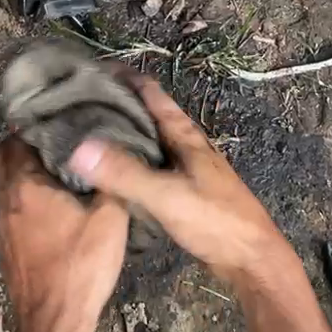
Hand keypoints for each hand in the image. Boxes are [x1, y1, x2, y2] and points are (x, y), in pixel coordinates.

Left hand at [0, 136, 130, 331]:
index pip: (18, 138)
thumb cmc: (82, 266)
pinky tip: (53, 202)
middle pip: (4, 156)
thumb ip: (110, 178)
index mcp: (25, 185)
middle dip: (27, 143)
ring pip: (5, 181)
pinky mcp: (5, 245)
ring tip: (59, 167)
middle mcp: (6, 199)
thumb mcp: (111, 217)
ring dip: (25, 170)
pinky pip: (10, 204)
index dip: (39, 125)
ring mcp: (1, 225)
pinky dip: (25, 194)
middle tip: (58, 139)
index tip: (62, 118)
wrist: (54, 325)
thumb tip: (114, 149)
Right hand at [66, 74, 293, 289]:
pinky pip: (154, 164)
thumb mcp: (166, 195)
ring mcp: (189, 167)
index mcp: (185, 135)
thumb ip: (125, 173)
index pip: (152, 92)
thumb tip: (79, 148)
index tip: (92, 71)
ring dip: (127, 132)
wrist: (252, 260)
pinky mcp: (187, 190)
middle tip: (82, 103)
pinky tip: (116, 172)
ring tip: (91, 133)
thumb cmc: (214, 220)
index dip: (125, 78)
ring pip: (153, 140)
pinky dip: (134, 160)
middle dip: (121, 104)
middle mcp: (187, 144)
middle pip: (150, 114)